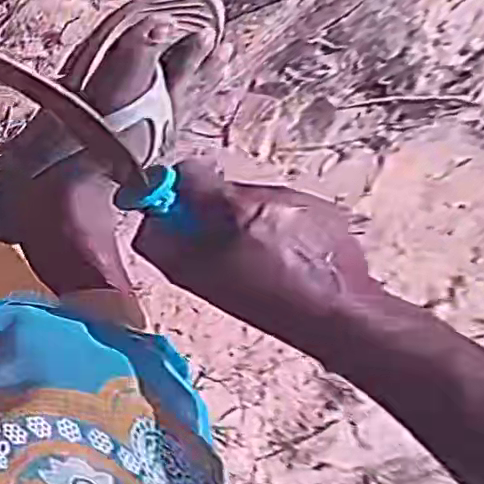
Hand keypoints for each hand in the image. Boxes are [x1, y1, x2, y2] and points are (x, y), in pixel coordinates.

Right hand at [132, 160, 386, 339]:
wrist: (333, 312)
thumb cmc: (257, 296)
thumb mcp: (185, 272)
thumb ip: (156, 237)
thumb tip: (149, 215)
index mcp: (233, 206)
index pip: (188, 172)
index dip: (168, 190)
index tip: (163, 208)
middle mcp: (271, 195)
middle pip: (219, 188)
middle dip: (205, 211)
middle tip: (205, 243)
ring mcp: (303, 200)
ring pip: (249, 199)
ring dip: (237, 219)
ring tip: (243, 252)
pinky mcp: (325, 210)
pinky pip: (279, 208)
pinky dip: (267, 225)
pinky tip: (271, 253)